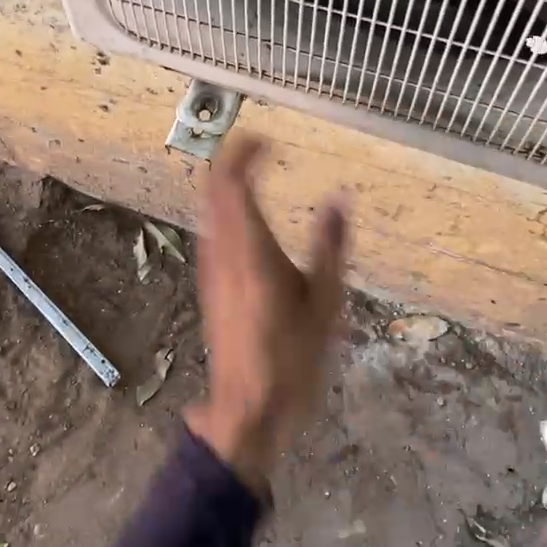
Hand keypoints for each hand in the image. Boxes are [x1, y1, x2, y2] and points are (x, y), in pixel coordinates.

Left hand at [185, 134, 349, 492]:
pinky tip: (246, 215)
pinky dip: (223, 205)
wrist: (247, 408)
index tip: (265, 138)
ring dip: (224, 181)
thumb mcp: (325, 303)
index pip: (231, 182)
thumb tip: (339, 199)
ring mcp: (210, 266)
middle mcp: (221, 249)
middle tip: (257, 145)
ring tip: (253, 170)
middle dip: (230, 158)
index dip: (242, 152)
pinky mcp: (209, 282)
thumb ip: (331, 246)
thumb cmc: (291, 357)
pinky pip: (210, 226)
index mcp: (250, 248)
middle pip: (211, 186)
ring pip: (207, 206)